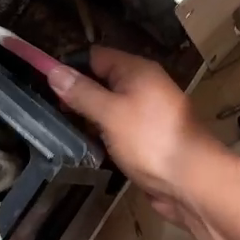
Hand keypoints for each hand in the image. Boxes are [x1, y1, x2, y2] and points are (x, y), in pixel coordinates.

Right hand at [45, 47, 224, 225]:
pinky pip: (118, 129)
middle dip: (78, 94)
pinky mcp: (148, 139)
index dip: (71, 66)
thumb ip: (82, 92)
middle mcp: (143, 87)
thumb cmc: (151, 140)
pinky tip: (88, 147)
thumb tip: (54, 70)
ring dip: (90, 118)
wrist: (192, 183)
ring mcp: (147, 114)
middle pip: (102, 81)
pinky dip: (104, 136)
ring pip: (109, 108)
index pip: (96, 56)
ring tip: (65, 130)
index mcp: (137, 71)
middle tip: (53, 111)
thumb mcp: (110, 113)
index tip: (47, 83)